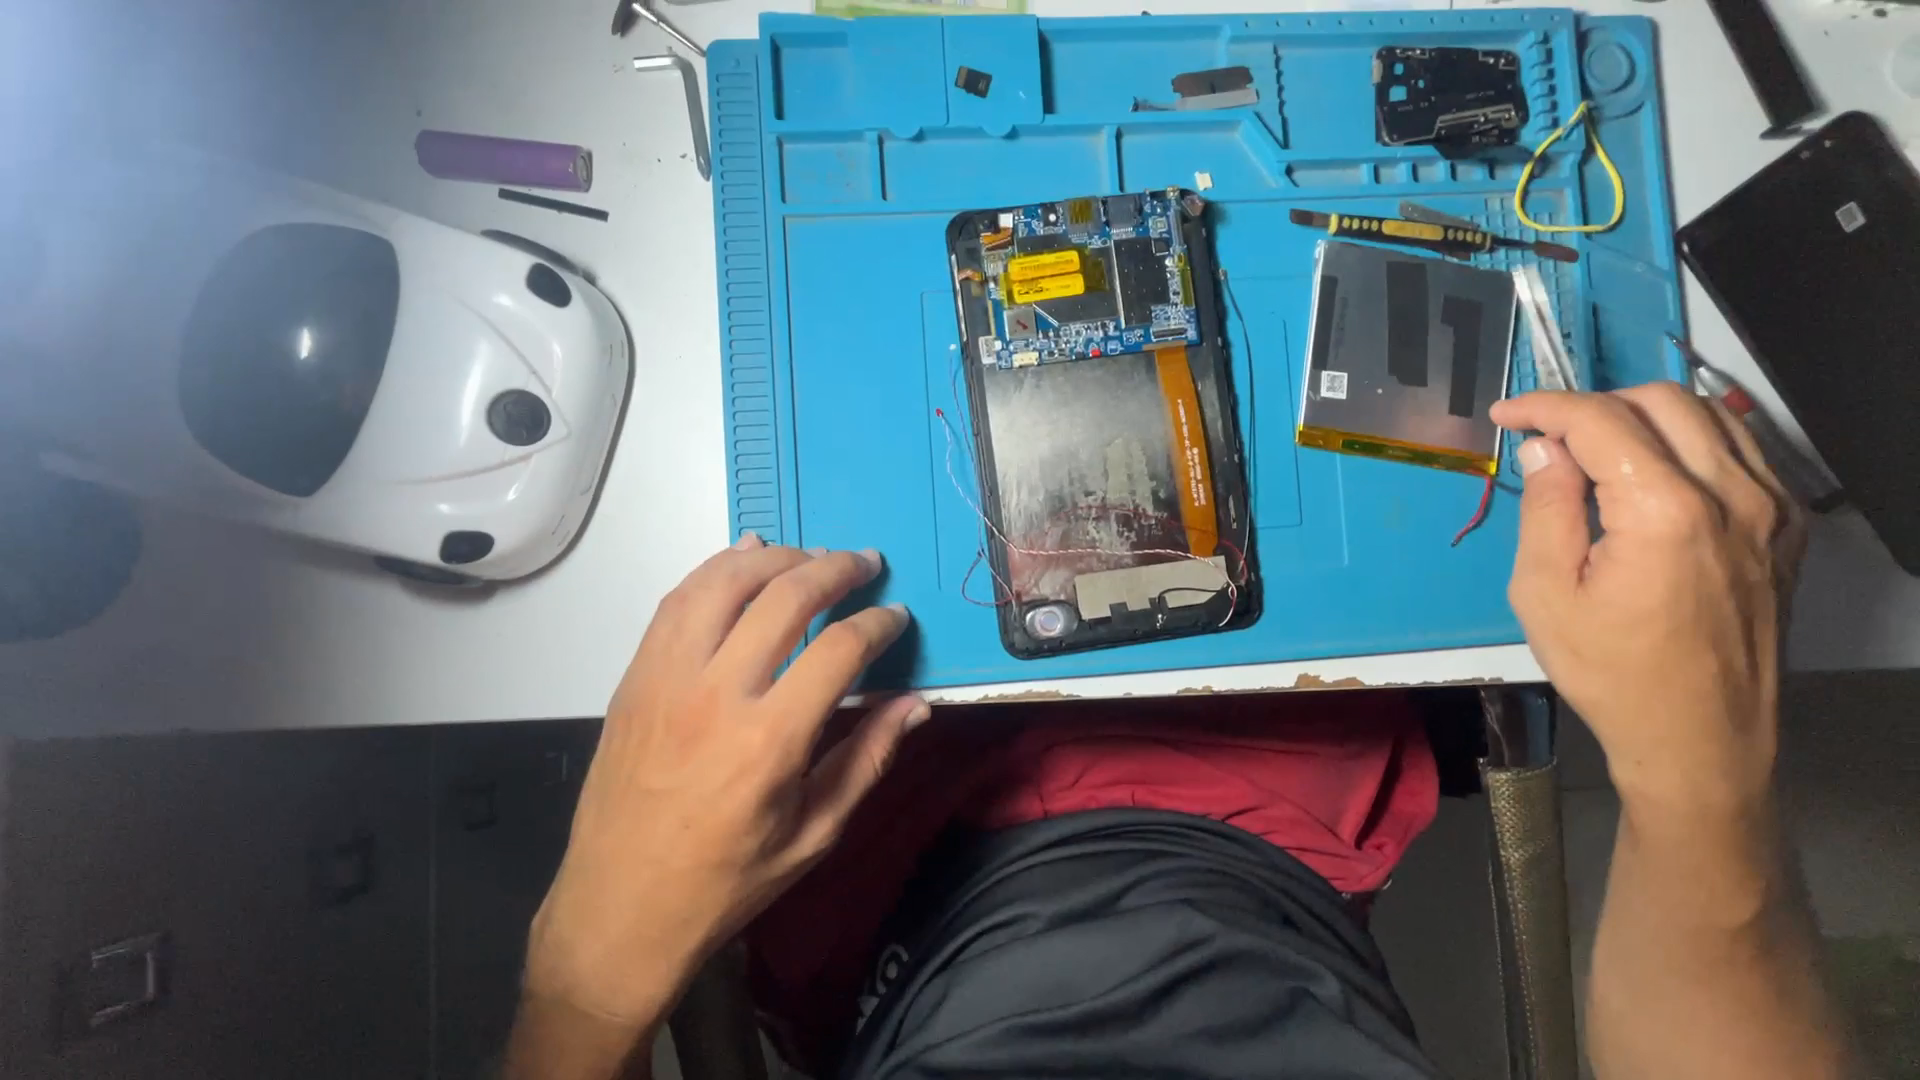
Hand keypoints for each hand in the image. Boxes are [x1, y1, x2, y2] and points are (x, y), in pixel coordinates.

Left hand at [522, 535, 926, 1029]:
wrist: (619, 908)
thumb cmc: (726, 881)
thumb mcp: (814, 834)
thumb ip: (868, 759)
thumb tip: (915, 704)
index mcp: (769, 740)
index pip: (839, 649)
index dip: (877, 623)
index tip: (895, 616)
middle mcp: (716, 693)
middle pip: (784, 597)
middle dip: (835, 569)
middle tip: (865, 563)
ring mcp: (667, 678)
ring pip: (724, 582)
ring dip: (775, 557)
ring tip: (810, 555)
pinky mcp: (636, 676)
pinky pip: (678, 600)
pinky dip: (716, 567)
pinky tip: (745, 557)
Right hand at [1491, 384, 1804, 813]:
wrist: (1698, 734)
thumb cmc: (1607, 669)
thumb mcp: (1544, 592)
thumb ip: (1547, 509)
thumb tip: (1546, 449)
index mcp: (1664, 511)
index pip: (1601, 421)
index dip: (1545, 406)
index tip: (1506, 414)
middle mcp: (1733, 495)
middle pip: (1662, 401)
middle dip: (1593, 403)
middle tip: (1546, 434)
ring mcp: (1773, 509)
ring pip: (1710, 416)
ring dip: (1642, 415)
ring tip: (1592, 447)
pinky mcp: (1787, 528)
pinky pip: (1741, 452)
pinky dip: (1688, 440)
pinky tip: (1648, 472)